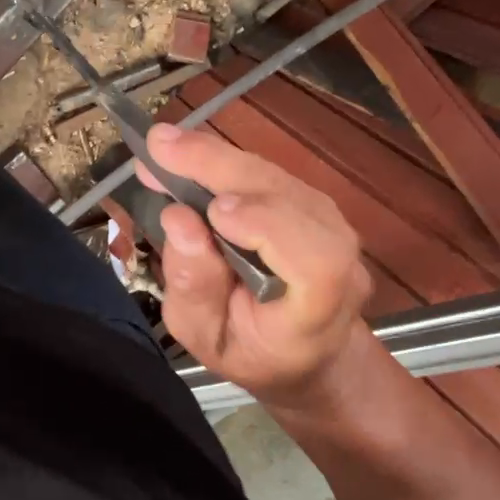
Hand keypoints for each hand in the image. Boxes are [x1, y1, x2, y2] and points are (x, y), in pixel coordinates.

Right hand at [138, 124, 371, 407]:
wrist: (304, 350)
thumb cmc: (252, 351)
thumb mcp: (206, 340)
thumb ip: (194, 287)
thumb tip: (179, 219)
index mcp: (317, 311)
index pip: (318, 262)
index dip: (270, 225)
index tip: (215, 212)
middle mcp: (337, 258)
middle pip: (289, 199)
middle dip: (222, 169)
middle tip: (162, 147)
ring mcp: (329, 223)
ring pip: (275, 177)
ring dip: (216, 158)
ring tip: (163, 147)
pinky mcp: (310, 201)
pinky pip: (267, 172)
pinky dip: (222, 160)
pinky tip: (185, 154)